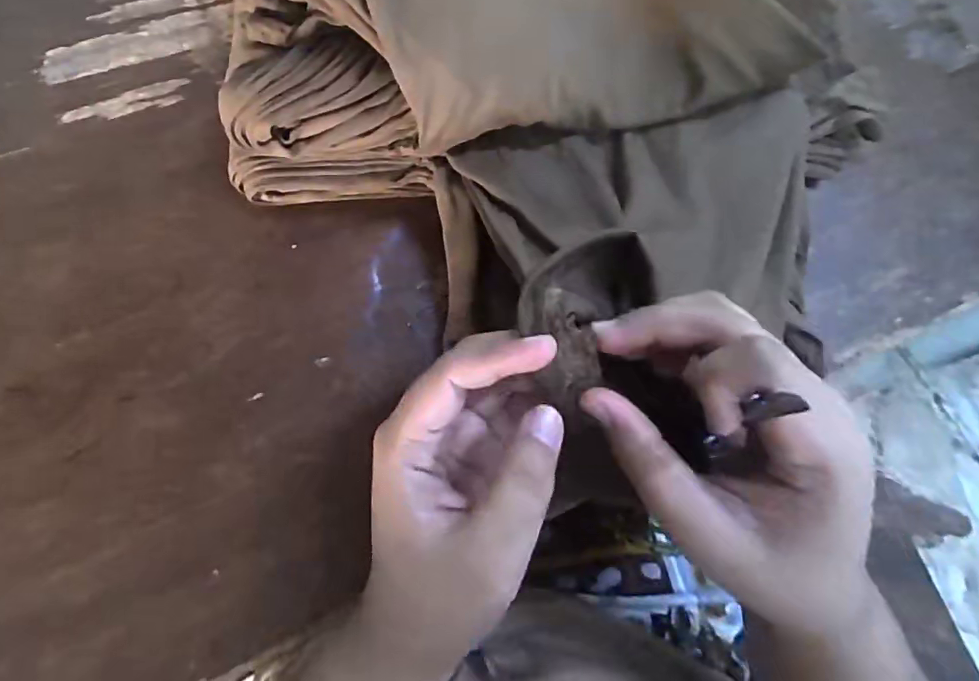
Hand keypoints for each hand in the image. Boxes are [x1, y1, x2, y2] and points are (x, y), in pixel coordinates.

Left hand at [311, 333, 563, 680]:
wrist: (418, 634)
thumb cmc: (445, 596)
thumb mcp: (492, 548)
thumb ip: (523, 479)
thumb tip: (551, 410)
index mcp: (407, 440)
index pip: (451, 377)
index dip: (499, 355)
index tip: (549, 345)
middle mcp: (421, 426)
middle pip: (465, 370)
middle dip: (512, 353)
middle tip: (566, 344)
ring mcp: (444, 436)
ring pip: (484, 384)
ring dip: (524, 372)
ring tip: (571, 360)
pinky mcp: (467, 450)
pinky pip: (498, 412)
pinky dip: (528, 399)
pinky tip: (559, 390)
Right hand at [581, 293, 874, 638]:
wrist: (820, 590)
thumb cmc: (767, 570)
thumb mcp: (702, 532)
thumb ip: (649, 463)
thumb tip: (592, 396)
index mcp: (822, 441)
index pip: (762, 361)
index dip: (713, 376)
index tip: (696, 424)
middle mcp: (821, 397)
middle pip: (736, 324)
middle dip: (666, 324)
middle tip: (605, 341)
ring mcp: (804, 383)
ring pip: (729, 318)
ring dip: (670, 323)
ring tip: (621, 344)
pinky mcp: (782, 381)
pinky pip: (728, 337)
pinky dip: (683, 336)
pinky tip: (652, 356)